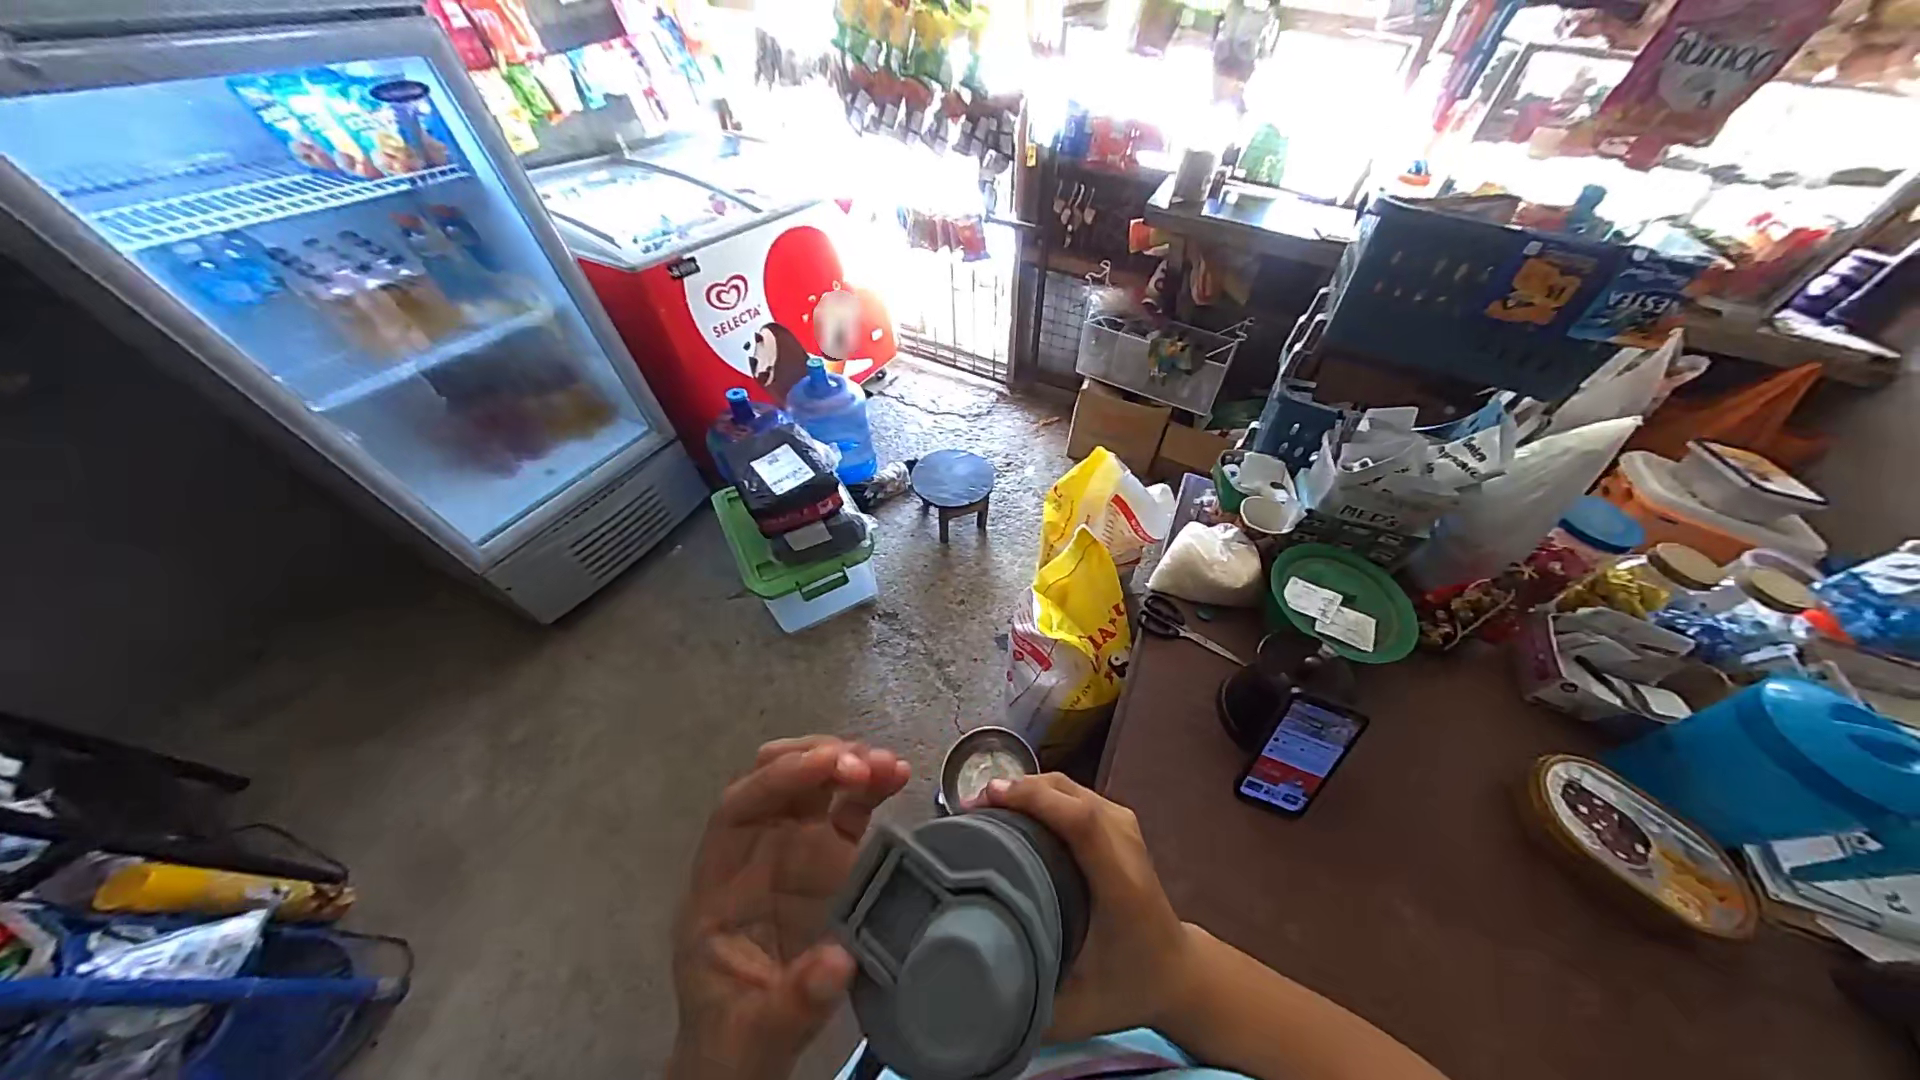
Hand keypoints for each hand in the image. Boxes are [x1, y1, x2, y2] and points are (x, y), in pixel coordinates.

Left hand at [669, 737, 911, 1079]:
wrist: (748, 1058)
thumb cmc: (734, 1040)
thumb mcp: (756, 1034)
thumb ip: (793, 1001)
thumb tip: (839, 960)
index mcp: (722, 881)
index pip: (739, 808)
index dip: (778, 779)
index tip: (825, 764)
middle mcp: (756, 851)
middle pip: (777, 778)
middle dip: (816, 759)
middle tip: (858, 764)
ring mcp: (796, 849)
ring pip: (817, 783)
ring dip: (850, 763)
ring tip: (888, 765)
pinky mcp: (830, 857)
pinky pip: (850, 809)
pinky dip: (872, 787)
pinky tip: (897, 775)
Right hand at [983, 773, 1193, 1041]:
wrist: (1178, 970)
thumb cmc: (1127, 987)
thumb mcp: (1080, 1009)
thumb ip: (1033, 1002)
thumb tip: (979, 986)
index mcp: (1119, 883)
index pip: (1081, 821)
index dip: (1035, 800)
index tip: (990, 798)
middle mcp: (1124, 843)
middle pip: (1069, 792)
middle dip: (1018, 789)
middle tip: (971, 806)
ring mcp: (1124, 825)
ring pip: (1068, 786)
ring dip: (1026, 788)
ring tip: (986, 805)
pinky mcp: (1118, 819)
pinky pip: (1072, 792)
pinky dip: (1039, 792)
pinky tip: (1015, 808)